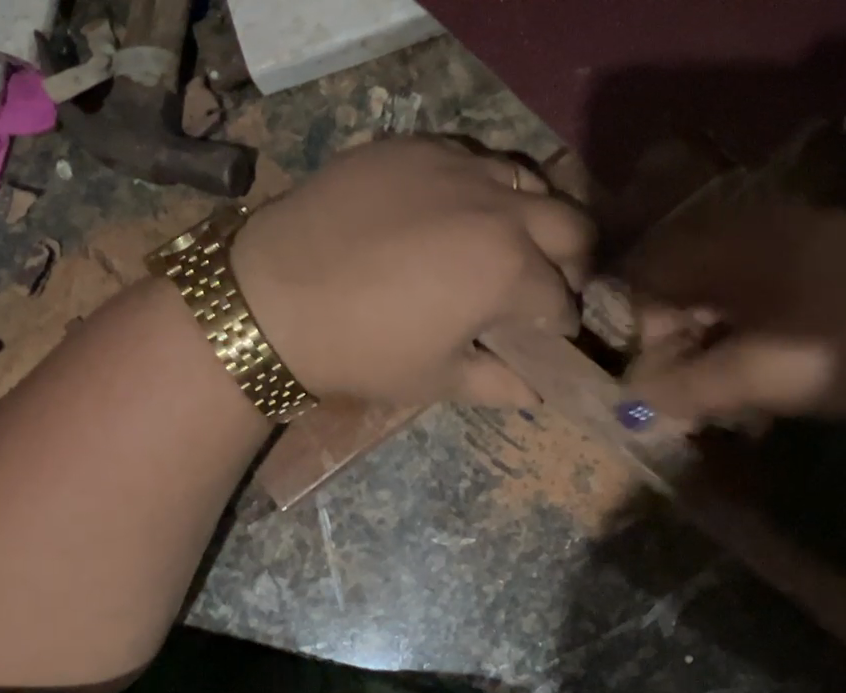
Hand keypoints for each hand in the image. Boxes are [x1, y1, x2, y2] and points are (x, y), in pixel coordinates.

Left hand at [229, 138, 593, 406]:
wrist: (271, 298)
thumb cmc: (362, 350)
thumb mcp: (435, 379)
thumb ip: (498, 383)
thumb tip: (536, 392)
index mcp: (509, 270)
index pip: (563, 298)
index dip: (563, 324)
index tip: (549, 337)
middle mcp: (497, 207)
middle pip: (571, 224)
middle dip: (574, 261)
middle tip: (546, 286)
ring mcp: (455, 166)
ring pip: (527, 179)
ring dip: (533, 215)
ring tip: (505, 243)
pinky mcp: (413, 146)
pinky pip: (471, 157)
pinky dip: (481, 186)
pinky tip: (454, 212)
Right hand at [621, 201, 845, 419]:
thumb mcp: (762, 374)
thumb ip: (688, 385)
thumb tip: (631, 398)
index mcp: (739, 241)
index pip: (650, 276)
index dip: (641, 334)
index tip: (660, 385)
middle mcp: (762, 228)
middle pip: (684, 286)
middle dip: (677, 348)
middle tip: (693, 400)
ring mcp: (801, 243)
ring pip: (722, 298)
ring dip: (713, 351)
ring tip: (731, 400)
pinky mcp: (830, 266)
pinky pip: (761, 301)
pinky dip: (748, 341)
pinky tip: (767, 378)